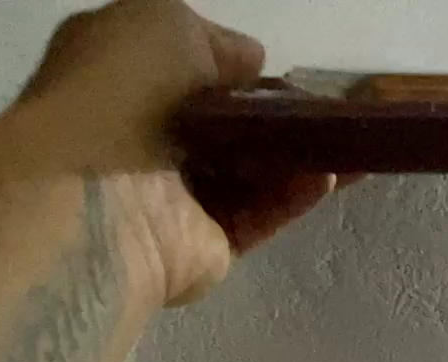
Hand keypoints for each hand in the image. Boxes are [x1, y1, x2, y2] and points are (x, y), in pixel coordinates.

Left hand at [9, 0, 334, 305]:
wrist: (98, 194)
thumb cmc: (118, 93)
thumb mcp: (164, 26)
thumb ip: (215, 42)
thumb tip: (254, 62)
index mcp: (130, 85)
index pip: (197, 81)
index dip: (243, 78)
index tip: (291, 79)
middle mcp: (155, 145)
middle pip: (234, 134)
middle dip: (284, 124)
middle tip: (336, 116)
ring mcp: (183, 202)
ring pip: (254, 178)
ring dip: (301, 160)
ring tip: (349, 146)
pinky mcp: (211, 249)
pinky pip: (260, 218)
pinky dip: (293, 197)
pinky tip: (329, 178)